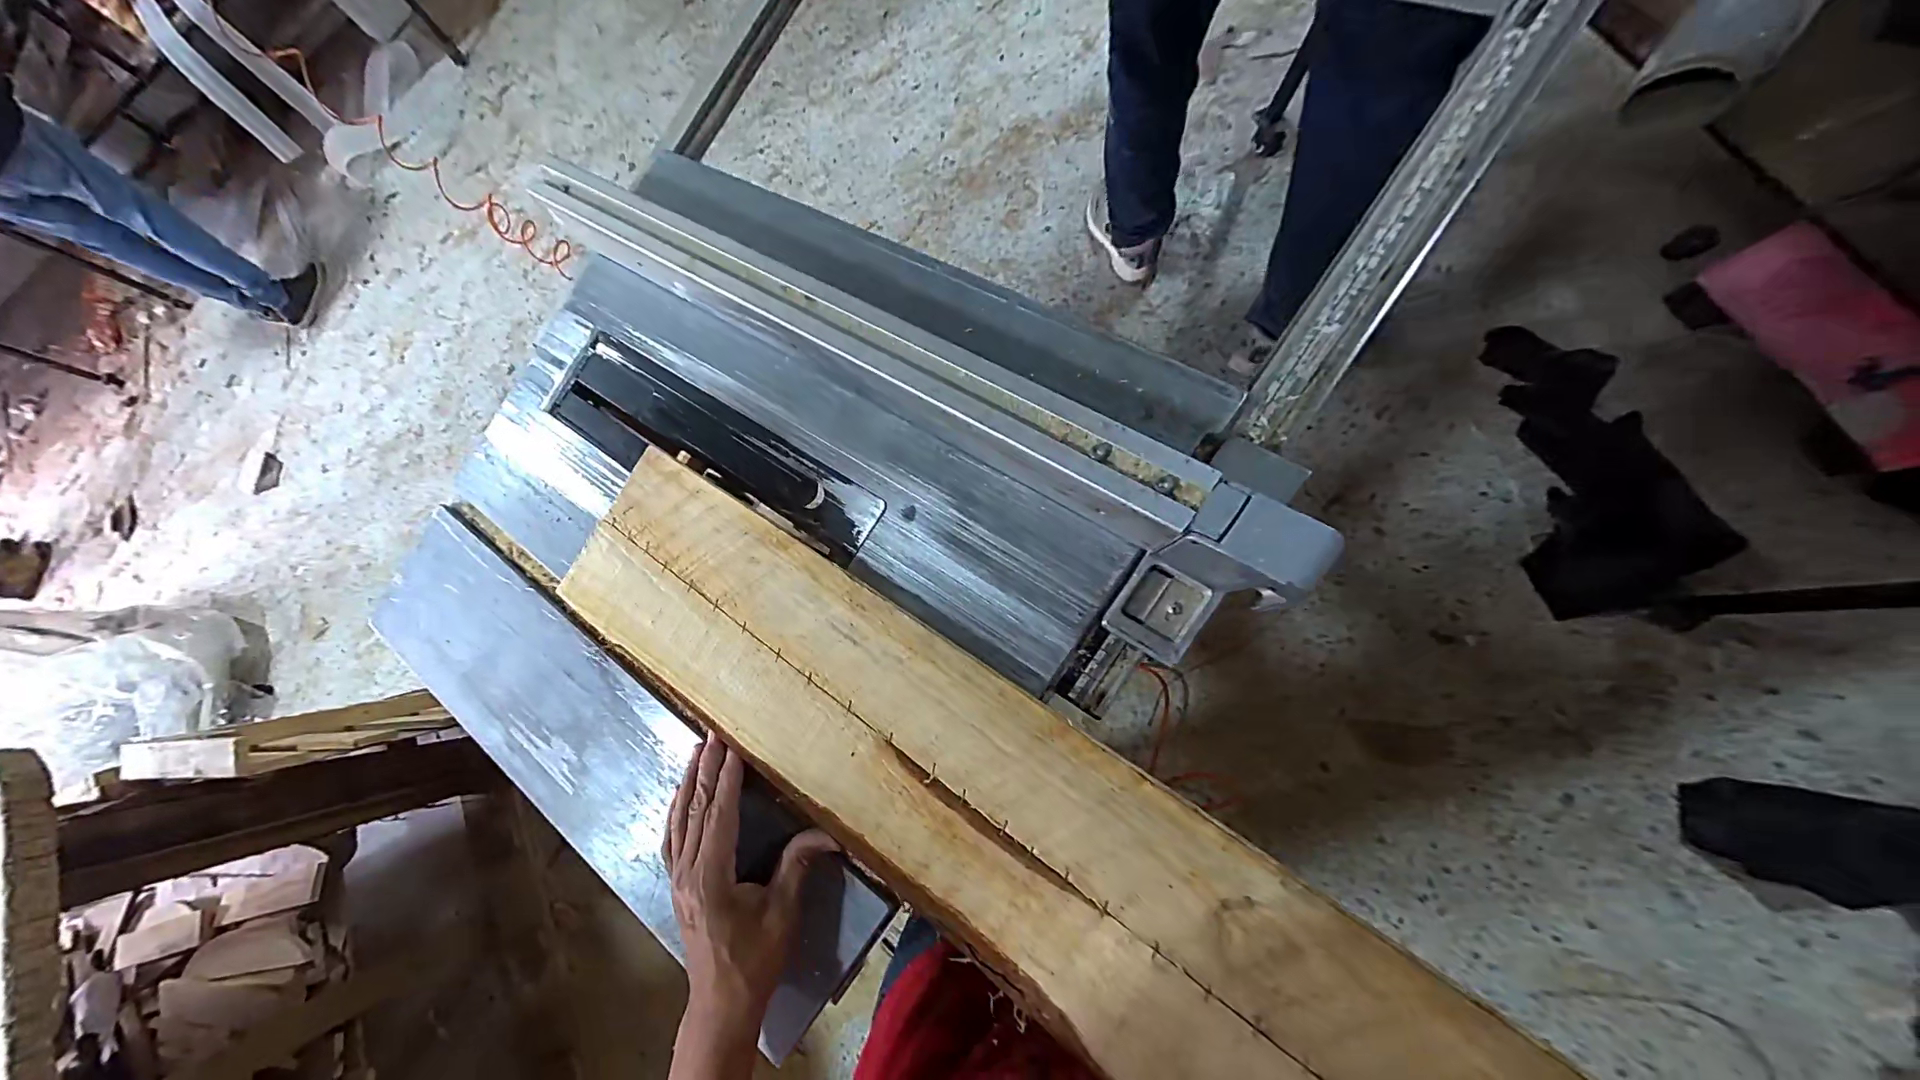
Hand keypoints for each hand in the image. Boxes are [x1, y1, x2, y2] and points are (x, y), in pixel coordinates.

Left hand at [665, 736, 837, 1079]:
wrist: (721, 1003)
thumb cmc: (754, 959)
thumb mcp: (781, 913)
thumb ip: (796, 867)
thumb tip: (826, 834)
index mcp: (711, 875)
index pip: (720, 813)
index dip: (728, 777)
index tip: (732, 745)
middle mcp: (688, 871)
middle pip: (696, 809)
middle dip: (707, 768)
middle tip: (712, 734)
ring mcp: (678, 878)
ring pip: (679, 820)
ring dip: (689, 783)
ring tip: (697, 751)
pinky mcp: (677, 885)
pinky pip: (672, 837)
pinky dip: (677, 810)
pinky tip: (681, 796)